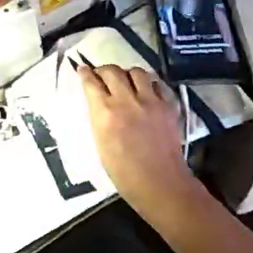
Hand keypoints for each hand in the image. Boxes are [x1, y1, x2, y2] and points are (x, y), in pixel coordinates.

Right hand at [75, 61, 205, 219]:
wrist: (160, 183)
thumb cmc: (123, 172)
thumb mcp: (100, 143)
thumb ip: (99, 118)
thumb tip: (98, 103)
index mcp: (105, 112)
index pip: (91, 82)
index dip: (85, 73)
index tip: (83, 69)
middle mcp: (126, 100)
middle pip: (112, 71)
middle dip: (104, 70)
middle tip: (102, 75)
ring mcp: (150, 101)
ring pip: (137, 72)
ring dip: (128, 74)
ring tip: (126, 81)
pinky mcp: (168, 106)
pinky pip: (158, 85)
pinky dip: (150, 84)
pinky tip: (147, 90)